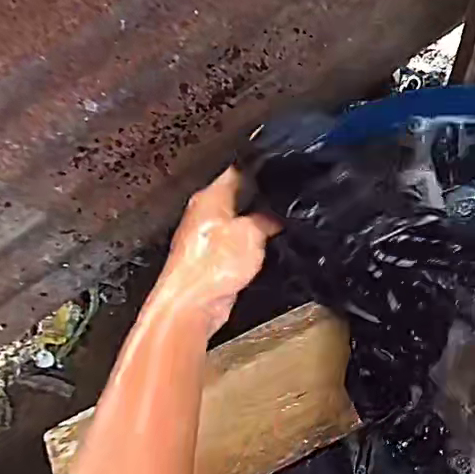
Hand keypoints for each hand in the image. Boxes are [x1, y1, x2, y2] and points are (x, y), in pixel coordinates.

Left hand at [149, 168, 279, 334]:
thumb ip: (267, 219)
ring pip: (238, 221)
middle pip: (238, 196)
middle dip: (261, 199)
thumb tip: (276, 217)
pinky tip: (260, 253)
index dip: (259, 167)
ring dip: (255, 225)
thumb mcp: (252, 233)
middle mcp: (204, 213)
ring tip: (275, 228)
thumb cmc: (210, 268)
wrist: (192, 305)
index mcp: (210, 197)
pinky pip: (235, 245)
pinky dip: (248, 247)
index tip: (277, 170)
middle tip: (282, 202)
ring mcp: (206, 236)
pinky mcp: (211, 258)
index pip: (236, 170)